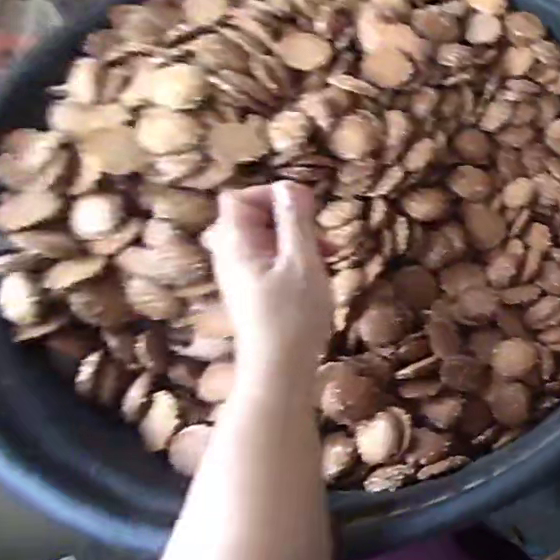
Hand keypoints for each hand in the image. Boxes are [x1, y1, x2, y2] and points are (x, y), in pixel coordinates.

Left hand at [206, 181, 330, 382]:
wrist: (279, 372)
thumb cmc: (293, 316)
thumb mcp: (302, 262)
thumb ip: (295, 221)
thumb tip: (290, 186)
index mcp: (236, 244)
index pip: (238, 198)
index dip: (270, 193)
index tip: (305, 206)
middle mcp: (230, 258)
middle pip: (252, 218)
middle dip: (289, 218)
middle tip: (319, 233)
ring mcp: (240, 279)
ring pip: (265, 242)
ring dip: (296, 240)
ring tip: (328, 254)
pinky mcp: (253, 296)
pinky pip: (269, 263)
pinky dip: (293, 260)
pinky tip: (318, 275)